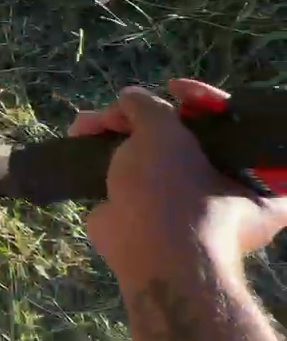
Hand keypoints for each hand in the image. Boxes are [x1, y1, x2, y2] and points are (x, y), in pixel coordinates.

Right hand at [71, 79, 286, 289]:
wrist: (149, 251)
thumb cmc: (176, 196)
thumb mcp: (166, 138)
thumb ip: (151, 108)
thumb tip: (132, 97)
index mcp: (259, 178)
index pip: (239, 126)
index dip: (207, 101)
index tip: (174, 88)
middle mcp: (227, 185)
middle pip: (181, 131)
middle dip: (138, 115)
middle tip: (113, 114)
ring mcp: (184, 193)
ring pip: (147, 144)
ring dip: (111, 127)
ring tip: (84, 127)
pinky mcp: (148, 200)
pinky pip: (128, 162)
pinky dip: (104, 147)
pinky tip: (81, 140)